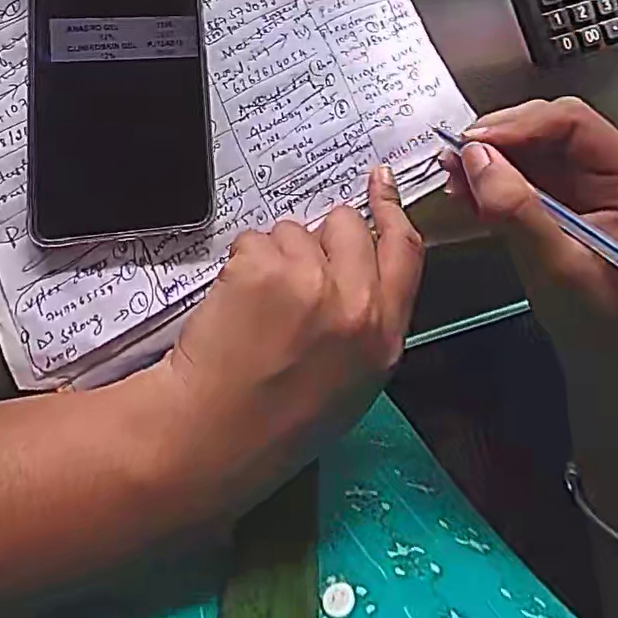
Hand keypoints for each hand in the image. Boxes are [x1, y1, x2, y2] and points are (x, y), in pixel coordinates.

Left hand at [146, 165, 423, 510]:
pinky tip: (234, 305)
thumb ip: (364, 316)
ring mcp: (309, 281)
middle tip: (290, 274)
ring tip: (258, 307)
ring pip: (292, 230)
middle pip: (345, 224)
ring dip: (275, 255)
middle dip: (318, 238)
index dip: (390, 209)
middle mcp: (355, 303)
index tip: (379, 181)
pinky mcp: (263, 268)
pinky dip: (242, 263)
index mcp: (384, 335)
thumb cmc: (275, 418)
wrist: (212, 436)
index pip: (404, 250)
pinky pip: (254, 239)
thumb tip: (348, 263)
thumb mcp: (350, 378)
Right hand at [439, 97, 617, 376]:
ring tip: (452, 172)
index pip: (575, 124)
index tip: (472, 142)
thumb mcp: (557, 269)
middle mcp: (611, 175)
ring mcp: (584, 187)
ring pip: (529, 147)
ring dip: (486, 155)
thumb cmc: (599, 325)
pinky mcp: (558, 201)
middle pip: (549, 127)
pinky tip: (463, 188)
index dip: (520, 125)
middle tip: (456, 157)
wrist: (608, 364)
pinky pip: (518, 171)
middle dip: (498, 138)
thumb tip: (474, 156)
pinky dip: (487, 176)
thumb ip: (518, 211)